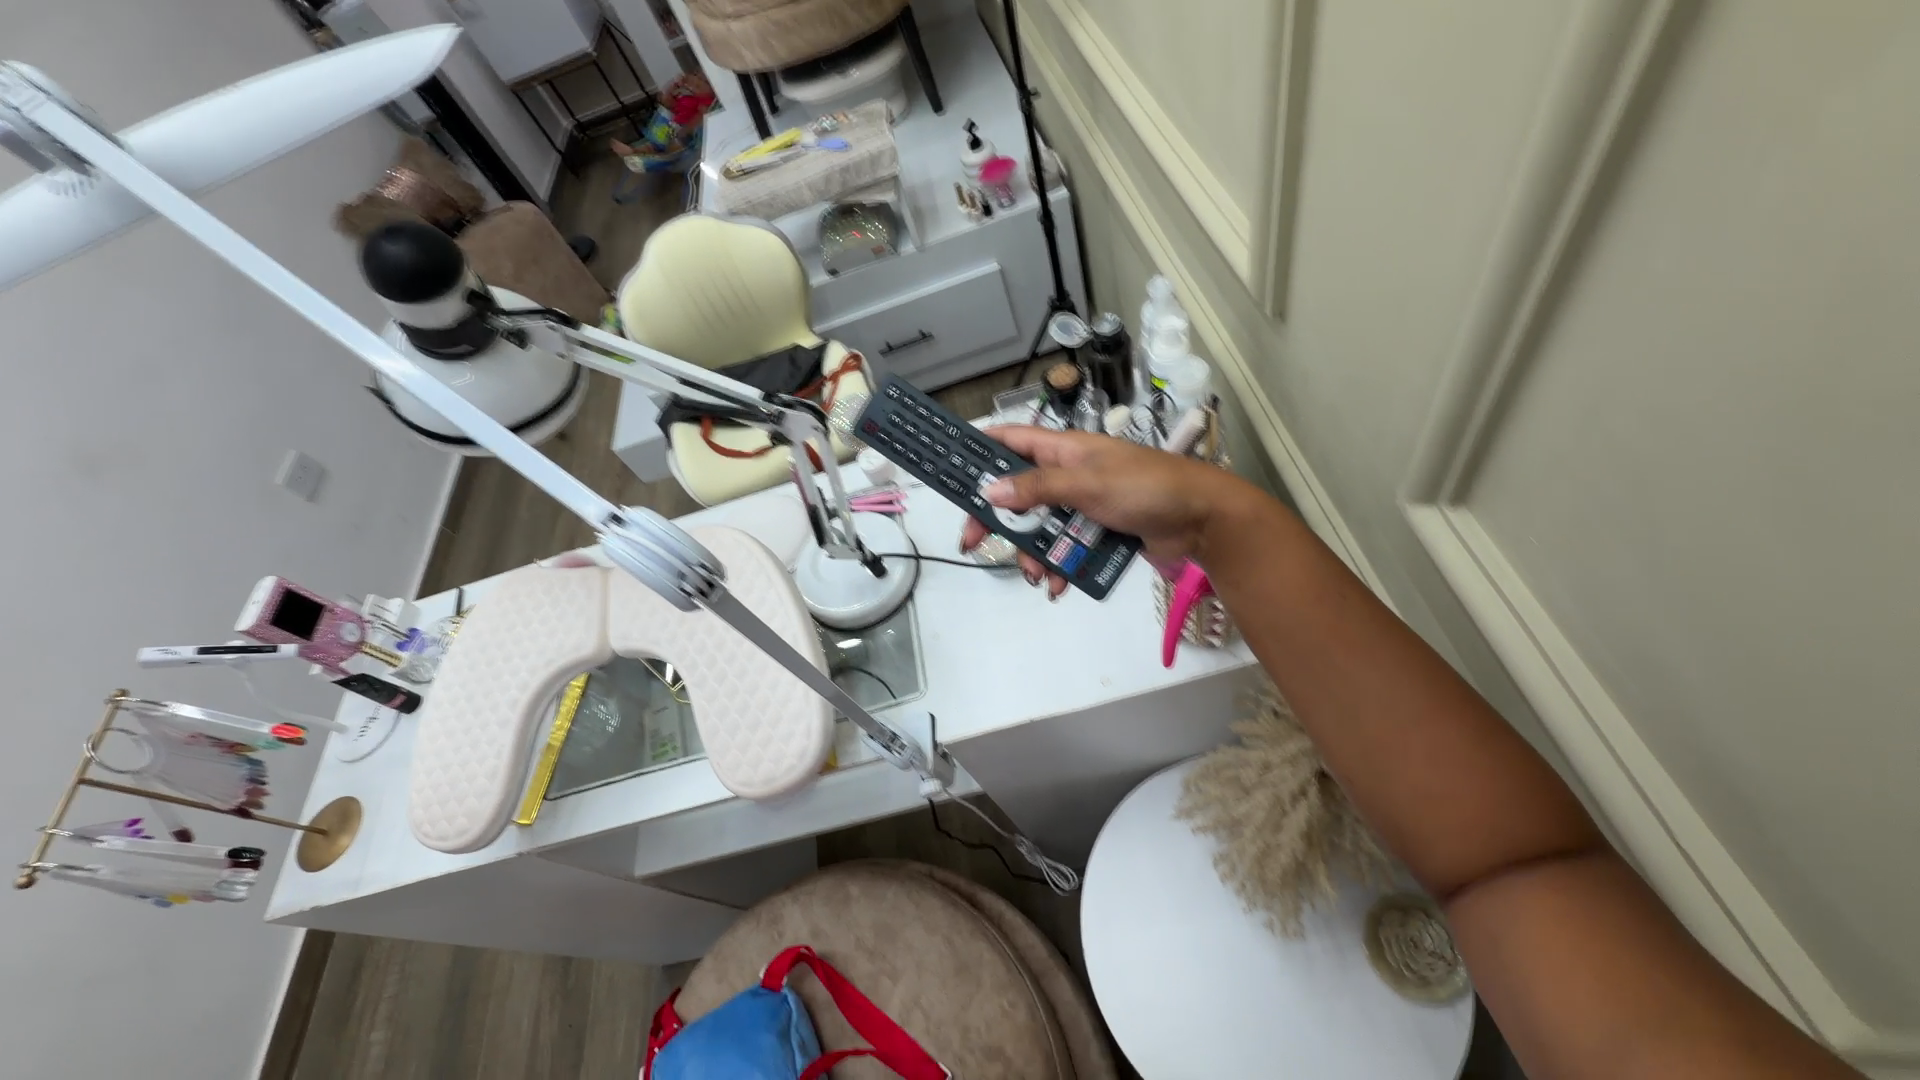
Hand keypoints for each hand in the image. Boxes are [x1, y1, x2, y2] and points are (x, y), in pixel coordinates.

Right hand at [959, 426, 1248, 597]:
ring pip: (1042, 529)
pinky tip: (1061, 587)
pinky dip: (1061, 568)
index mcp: (1064, 449)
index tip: (951, 469)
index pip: (1011, 440)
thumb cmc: (1144, 488)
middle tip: (974, 544)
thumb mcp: (1086, 483)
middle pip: (1019, 494)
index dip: (980, 450)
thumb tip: (990, 490)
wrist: (1201, 520)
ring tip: (1038, 577)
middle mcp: (1069, 474)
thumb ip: (1038, 488)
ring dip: (1034, 554)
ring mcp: (1084, 505)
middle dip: (999, 520)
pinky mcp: (1099, 532)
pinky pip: (1068, 550)